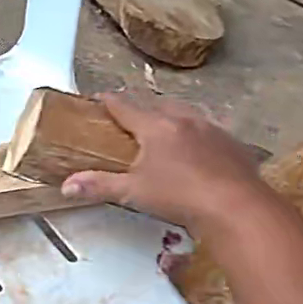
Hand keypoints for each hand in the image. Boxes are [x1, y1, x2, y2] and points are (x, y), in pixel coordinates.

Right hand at [60, 93, 276, 232]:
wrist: (236, 206)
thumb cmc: (180, 196)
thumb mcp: (133, 193)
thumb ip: (99, 186)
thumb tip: (66, 185)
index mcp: (155, 127)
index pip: (125, 107)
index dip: (109, 101)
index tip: (99, 97)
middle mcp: (184, 119)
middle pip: (158, 105)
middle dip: (143, 108)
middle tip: (132, 118)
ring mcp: (212, 129)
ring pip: (187, 113)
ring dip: (172, 117)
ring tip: (165, 128)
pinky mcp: (232, 143)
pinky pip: (210, 130)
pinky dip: (198, 134)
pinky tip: (199, 149)